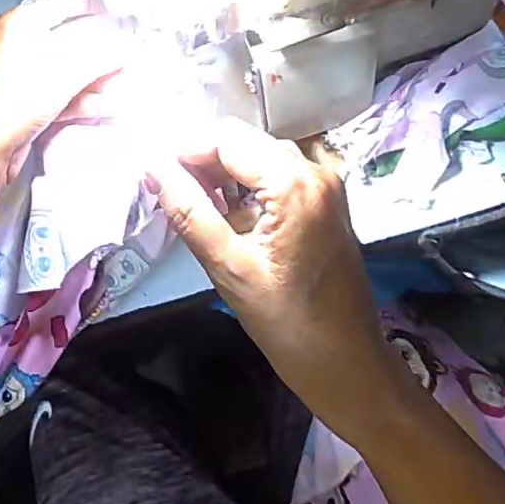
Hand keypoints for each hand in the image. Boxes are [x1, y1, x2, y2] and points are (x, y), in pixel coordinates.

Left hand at [0, 0, 125, 186]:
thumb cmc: (15, 100)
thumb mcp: (65, 68)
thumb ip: (103, 47)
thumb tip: (134, 32)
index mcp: (23, 22)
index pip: (70, 1)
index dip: (103, 7)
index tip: (132, 19)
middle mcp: (22, 44)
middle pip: (76, 39)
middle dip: (106, 51)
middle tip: (131, 58)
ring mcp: (24, 77)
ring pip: (73, 70)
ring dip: (98, 80)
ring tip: (120, 87)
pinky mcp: (27, 105)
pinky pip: (63, 95)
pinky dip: (83, 100)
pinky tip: (101, 108)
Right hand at [146, 117, 408, 438]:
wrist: (350, 364)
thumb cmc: (288, 323)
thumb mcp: (228, 268)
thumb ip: (189, 212)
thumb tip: (154, 169)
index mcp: (294, 184)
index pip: (228, 139)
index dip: (189, 151)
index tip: (161, 177)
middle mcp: (316, 170)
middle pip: (246, 140)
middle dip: (206, 159)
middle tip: (178, 194)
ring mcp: (326, 184)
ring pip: (260, 153)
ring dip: (226, 171)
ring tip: (201, 206)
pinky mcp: (327, 199)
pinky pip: (278, 172)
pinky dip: (249, 183)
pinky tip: (232, 213)